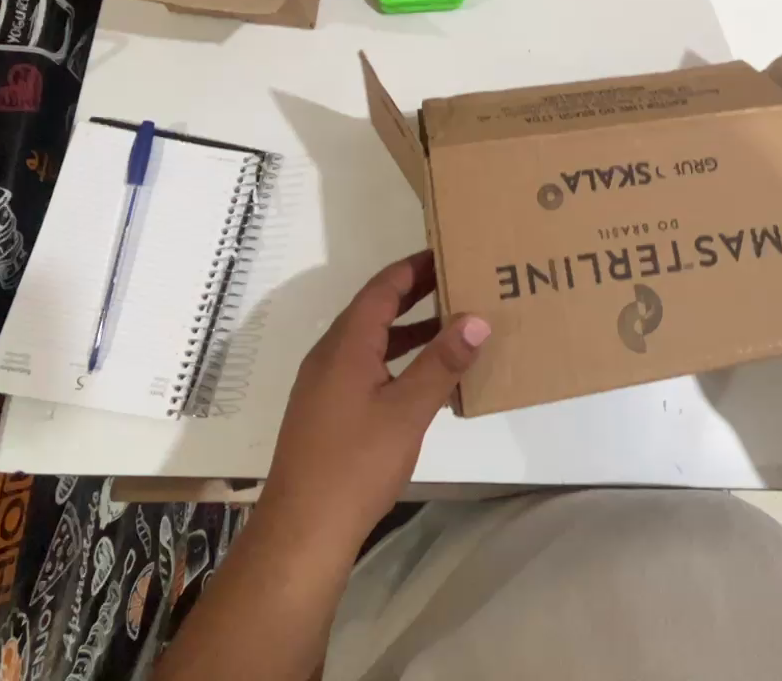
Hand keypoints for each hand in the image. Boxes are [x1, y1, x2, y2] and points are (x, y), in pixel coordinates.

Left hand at [255, 251, 489, 548]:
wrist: (303, 530)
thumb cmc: (356, 463)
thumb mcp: (408, 410)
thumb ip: (442, 363)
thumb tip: (477, 319)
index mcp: (346, 346)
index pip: (381, 289)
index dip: (413, 267)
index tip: (446, 251)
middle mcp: (331, 356)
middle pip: (374, 310)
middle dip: (414, 293)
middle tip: (457, 280)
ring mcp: (326, 385)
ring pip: (371, 341)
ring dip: (409, 328)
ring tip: (452, 323)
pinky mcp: (329, 411)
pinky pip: (367, 366)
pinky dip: (398, 359)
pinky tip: (426, 377)